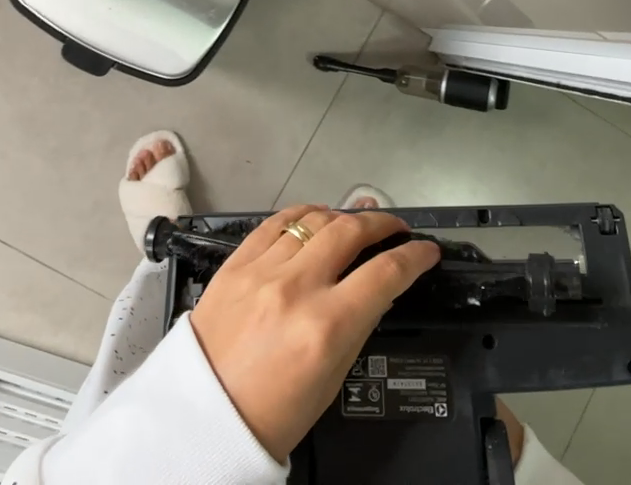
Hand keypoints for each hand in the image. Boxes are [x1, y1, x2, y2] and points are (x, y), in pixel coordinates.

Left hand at [188, 204, 441, 461]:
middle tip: (396, 226)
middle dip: (381, 223)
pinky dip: (301, 214)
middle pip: (350, 231)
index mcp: (326, 326)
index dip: (414, 256)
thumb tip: (381, 287)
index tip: (426, 250)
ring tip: (358, 219)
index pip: (385, 273)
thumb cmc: (275, 411)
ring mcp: (262, 270)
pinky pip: (275, 223)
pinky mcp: (235, 262)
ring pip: (313, 219)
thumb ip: (359, 324)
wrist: (204, 415)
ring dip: (343, 215)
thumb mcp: (333, 377)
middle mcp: (296, 288)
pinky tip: (314, 217)